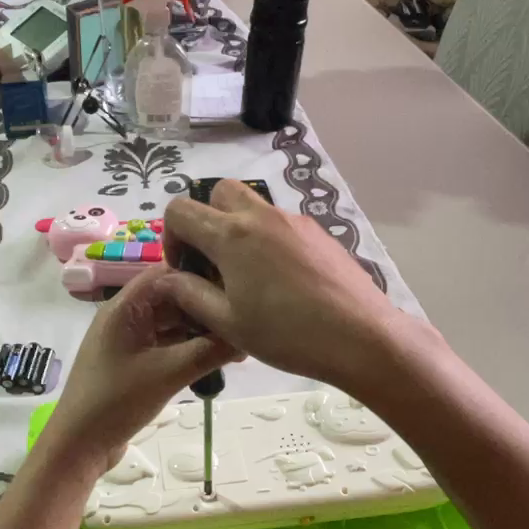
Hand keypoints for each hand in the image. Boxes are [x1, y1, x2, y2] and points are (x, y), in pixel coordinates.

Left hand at [35, 266, 236, 475]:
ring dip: (199, 330)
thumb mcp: (168, 373)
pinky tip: (215, 359)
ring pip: (171, 323)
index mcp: (125, 307)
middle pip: (172, 298)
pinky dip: (188, 348)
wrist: (79, 444)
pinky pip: (166, 344)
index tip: (237, 287)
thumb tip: (249, 334)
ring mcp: (128, 340)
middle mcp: (125, 316)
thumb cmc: (116, 401)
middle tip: (243, 319)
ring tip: (237, 342)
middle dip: (205, 307)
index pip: (168, 273)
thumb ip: (209, 351)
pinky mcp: (133, 362)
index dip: (201, 275)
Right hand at [158, 179, 417, 392]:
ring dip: (238, 230)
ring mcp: (294, 221)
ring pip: (253, 207)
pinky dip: (267, 241)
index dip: (171, 237)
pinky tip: (281, 283)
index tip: (185, 270)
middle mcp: (261, 216)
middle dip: (206, 220)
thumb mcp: (228, 323)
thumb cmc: (286, 335)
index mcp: (231, 236)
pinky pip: (280, 224)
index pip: (180, 211)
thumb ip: (191, 295)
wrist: (360, 336)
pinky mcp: (318, 232)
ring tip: (247, 278)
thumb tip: (167, 279)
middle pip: (219, 193)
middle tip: (212, 263)